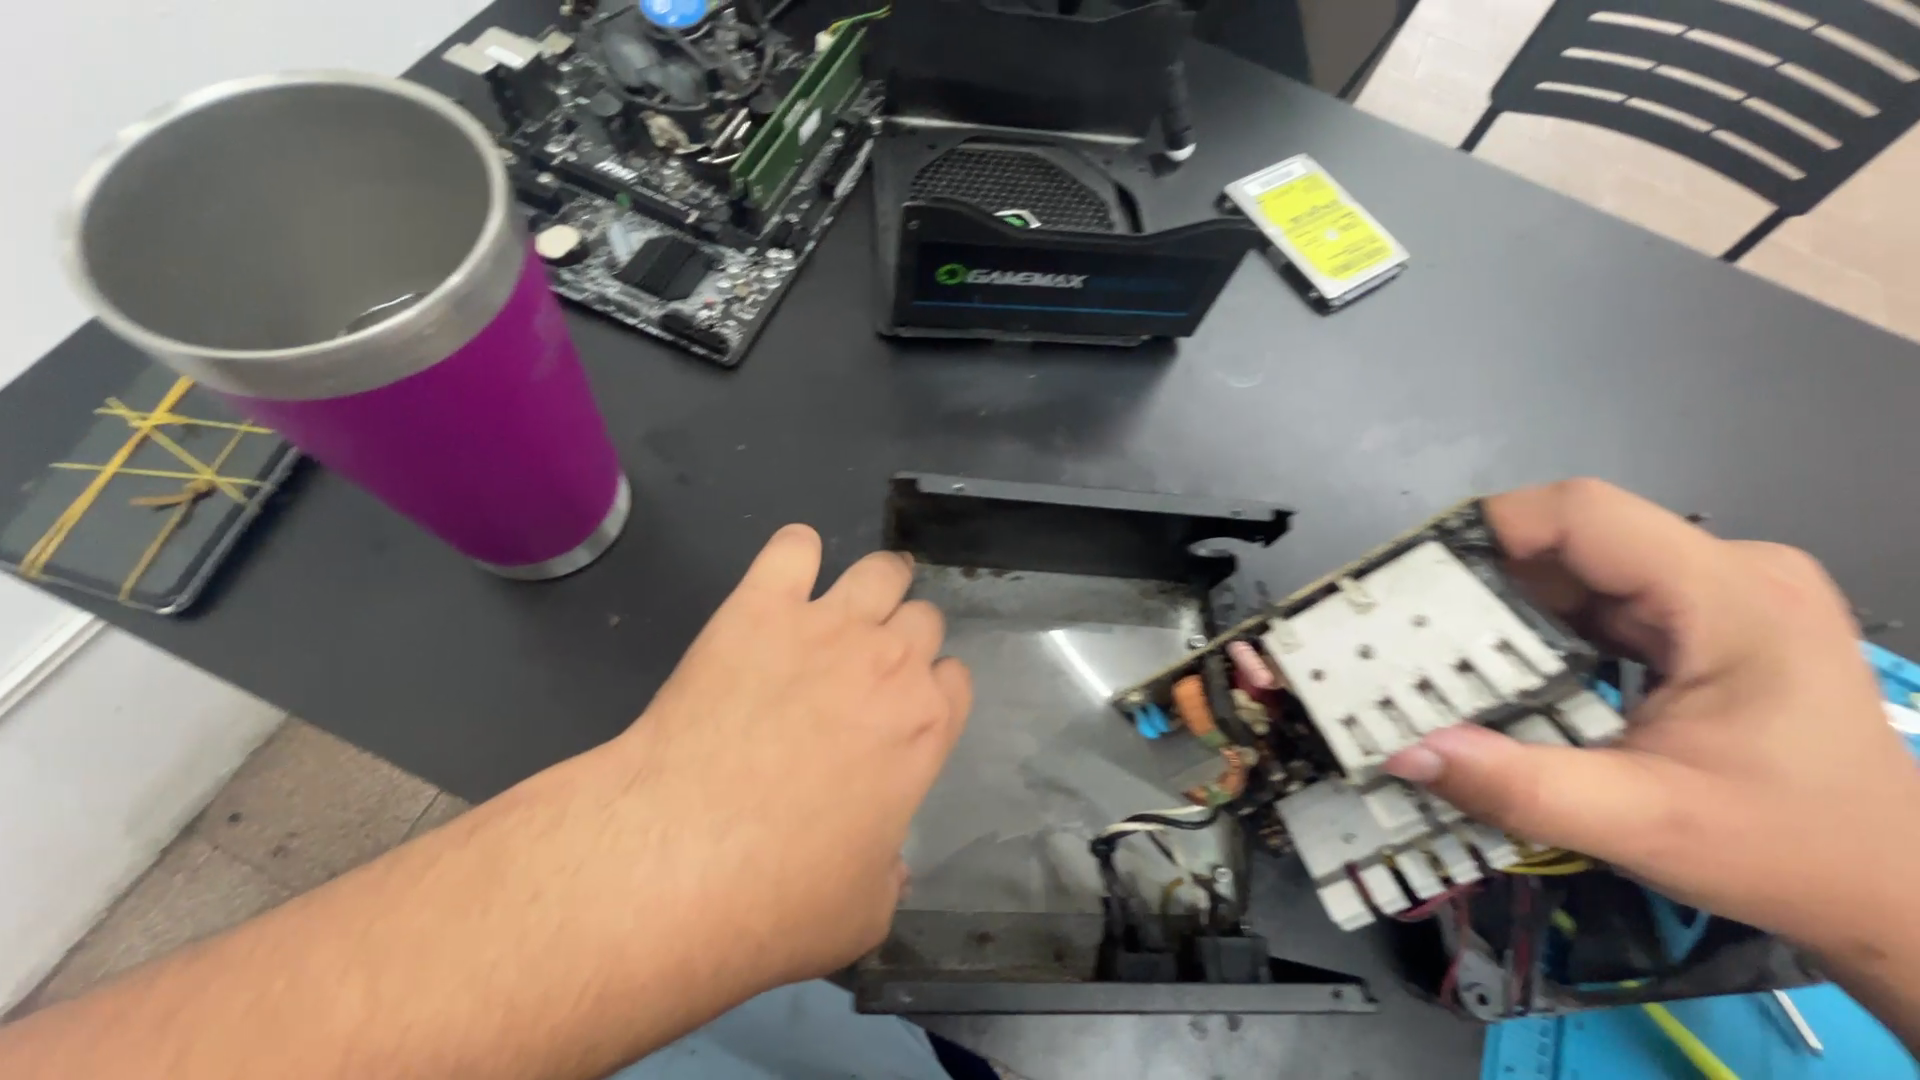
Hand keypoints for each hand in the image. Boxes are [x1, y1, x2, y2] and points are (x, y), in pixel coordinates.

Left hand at [614, 525, 969, 990]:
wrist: (680, 856)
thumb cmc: (782, 894)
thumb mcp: (863, 912)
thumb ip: (889, 876)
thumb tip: (888, 865)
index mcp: (926, 726)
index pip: (955, 679)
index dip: (932, 692)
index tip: (905, 710)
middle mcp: (890, 662)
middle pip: (924, 618)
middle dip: (906, 638)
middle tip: (869, 666)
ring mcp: (825, 626)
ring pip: (880, 570)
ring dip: (876, 583)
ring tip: (849, 604)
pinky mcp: (758, 608)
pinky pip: (793, 548)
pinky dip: (796, 552)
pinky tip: (787, 574)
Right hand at [1383, 480, 1919, 955]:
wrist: (1896, 892)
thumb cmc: (1790, 852)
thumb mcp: (1644, 826)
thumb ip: (1519, 787)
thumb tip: (1402, 751)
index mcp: (1730, 597)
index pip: (1584, 513)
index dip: (1492, 529)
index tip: (1419, 584)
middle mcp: (1729, 572)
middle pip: (1574, 539)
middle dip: (1487, 582)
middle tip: (1417, 636)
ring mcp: (1721, 591)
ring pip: (1581, 567)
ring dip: (1511, 607)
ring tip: (1448, 655)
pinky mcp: (1704, 617)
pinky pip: (1599, 597)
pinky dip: (1543, 627)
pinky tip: (1512, 670)